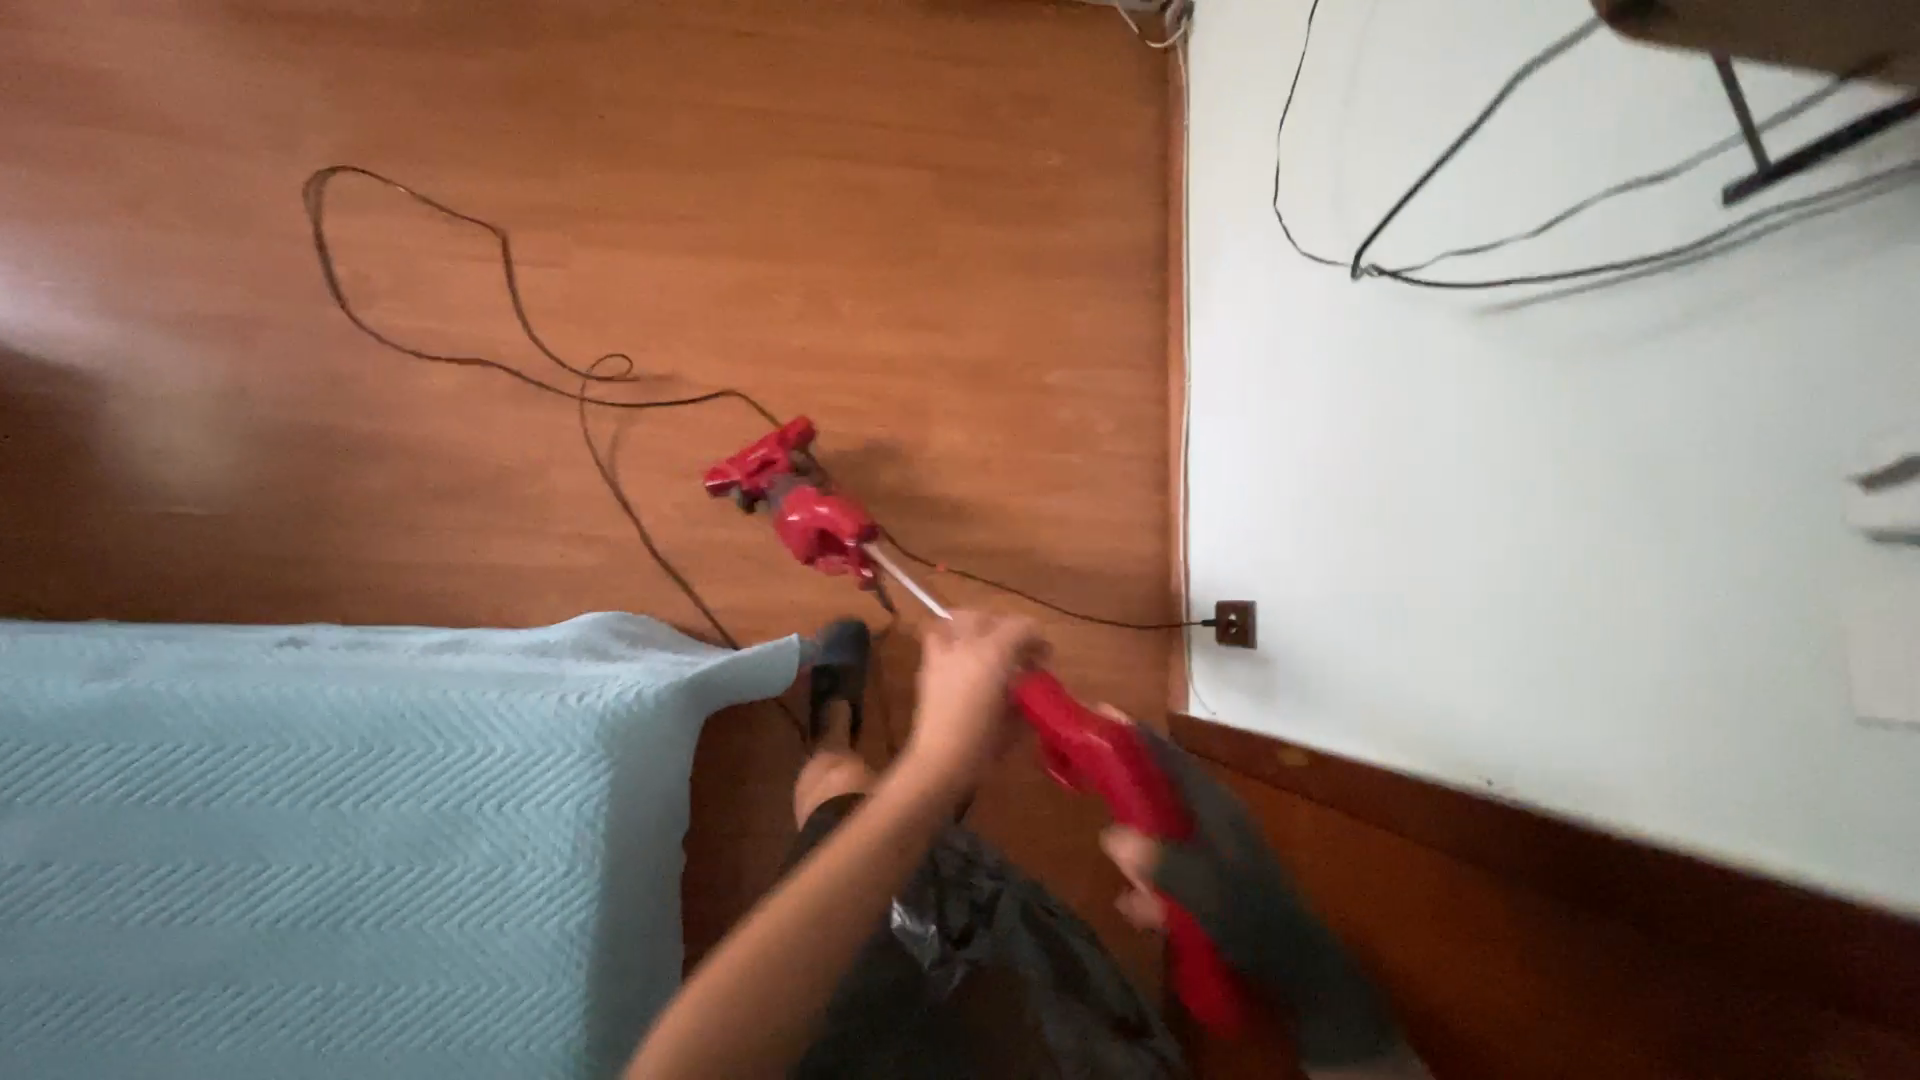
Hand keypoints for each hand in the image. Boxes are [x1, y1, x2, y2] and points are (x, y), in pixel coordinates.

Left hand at [903, 611, 1046, 795]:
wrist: (940, 762)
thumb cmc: (984, 744)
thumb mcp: (1018, 718)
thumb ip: (1028, 690)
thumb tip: (1032, 679)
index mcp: (994, 654)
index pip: (1022, 626)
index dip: (1037, 639)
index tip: (1044, 659)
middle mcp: (966, 645)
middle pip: (989, 616)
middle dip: (1006, 628)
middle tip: (1017, 653)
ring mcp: (943, 652)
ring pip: (958, 618)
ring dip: (976, 626)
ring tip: (986, 648)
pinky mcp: (926, 666)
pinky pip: (937, 636)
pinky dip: (952, 639)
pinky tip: (963, 661)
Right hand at [1097, 711, 1408, 1071]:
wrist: (1300, 970)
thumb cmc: (1252, 919)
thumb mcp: (1202, 892)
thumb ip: (1158, 861)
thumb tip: (1111, 836)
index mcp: (1215, 807)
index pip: (1170, 758)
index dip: (1136, 735)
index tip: (1102, 711)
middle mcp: (1214, 818)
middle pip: (1161, 787)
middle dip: (1126, 783)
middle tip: (1091, 774)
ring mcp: (1215, 847)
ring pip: (1163, 829)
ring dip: (1138, 844)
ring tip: (1118, 872)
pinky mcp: (1214, 877)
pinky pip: (1172, 866)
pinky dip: (1152, 881)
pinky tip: (1136, 908)